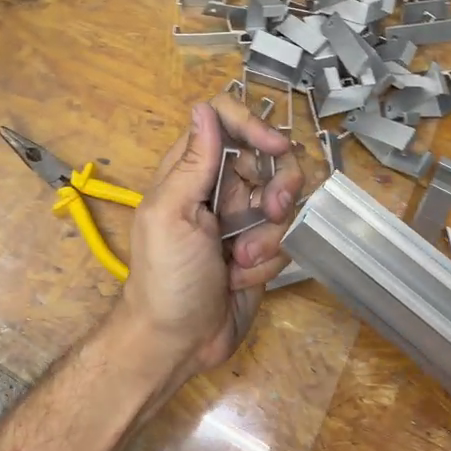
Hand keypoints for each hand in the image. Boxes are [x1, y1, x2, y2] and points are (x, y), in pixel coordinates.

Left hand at [117, 94, 302, 384]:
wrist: (176, 344)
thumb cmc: (165, 276)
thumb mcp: (171, 215)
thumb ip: (193, 162)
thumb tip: (203, 106)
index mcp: (191, 169)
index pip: (226, 120)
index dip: (254, 124)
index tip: (276, 147)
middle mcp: (220, 186)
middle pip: (269, 157)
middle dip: (277, 186)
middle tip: (271, 211)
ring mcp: (243, 217)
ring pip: (283, 199)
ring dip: (269, 233)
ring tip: (244, 261)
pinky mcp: (262, 247)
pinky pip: (285, 236)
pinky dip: (269, 259)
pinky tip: (242, 278)